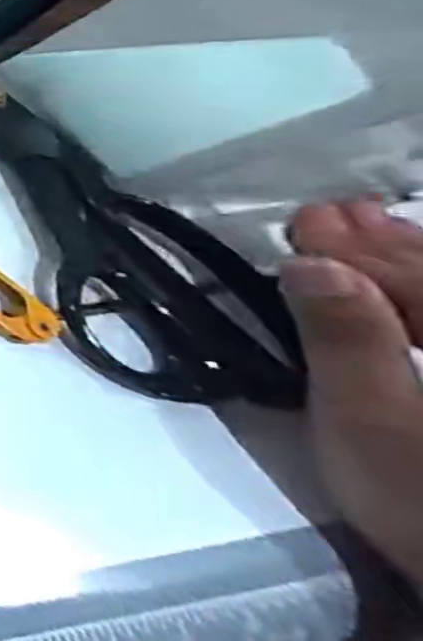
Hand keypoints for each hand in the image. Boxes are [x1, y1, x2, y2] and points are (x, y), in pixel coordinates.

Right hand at [282, 199, 422, 582]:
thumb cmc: (422, 503)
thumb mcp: (373, 425)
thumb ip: (348, 341)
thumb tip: (314, 265)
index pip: (422, 284)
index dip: (361, 250)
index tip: (306, 216)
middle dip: (393, 249)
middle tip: (332, 213)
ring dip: (413, 269)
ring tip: (368, 232)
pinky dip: (421, 305)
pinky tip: (394, 294)